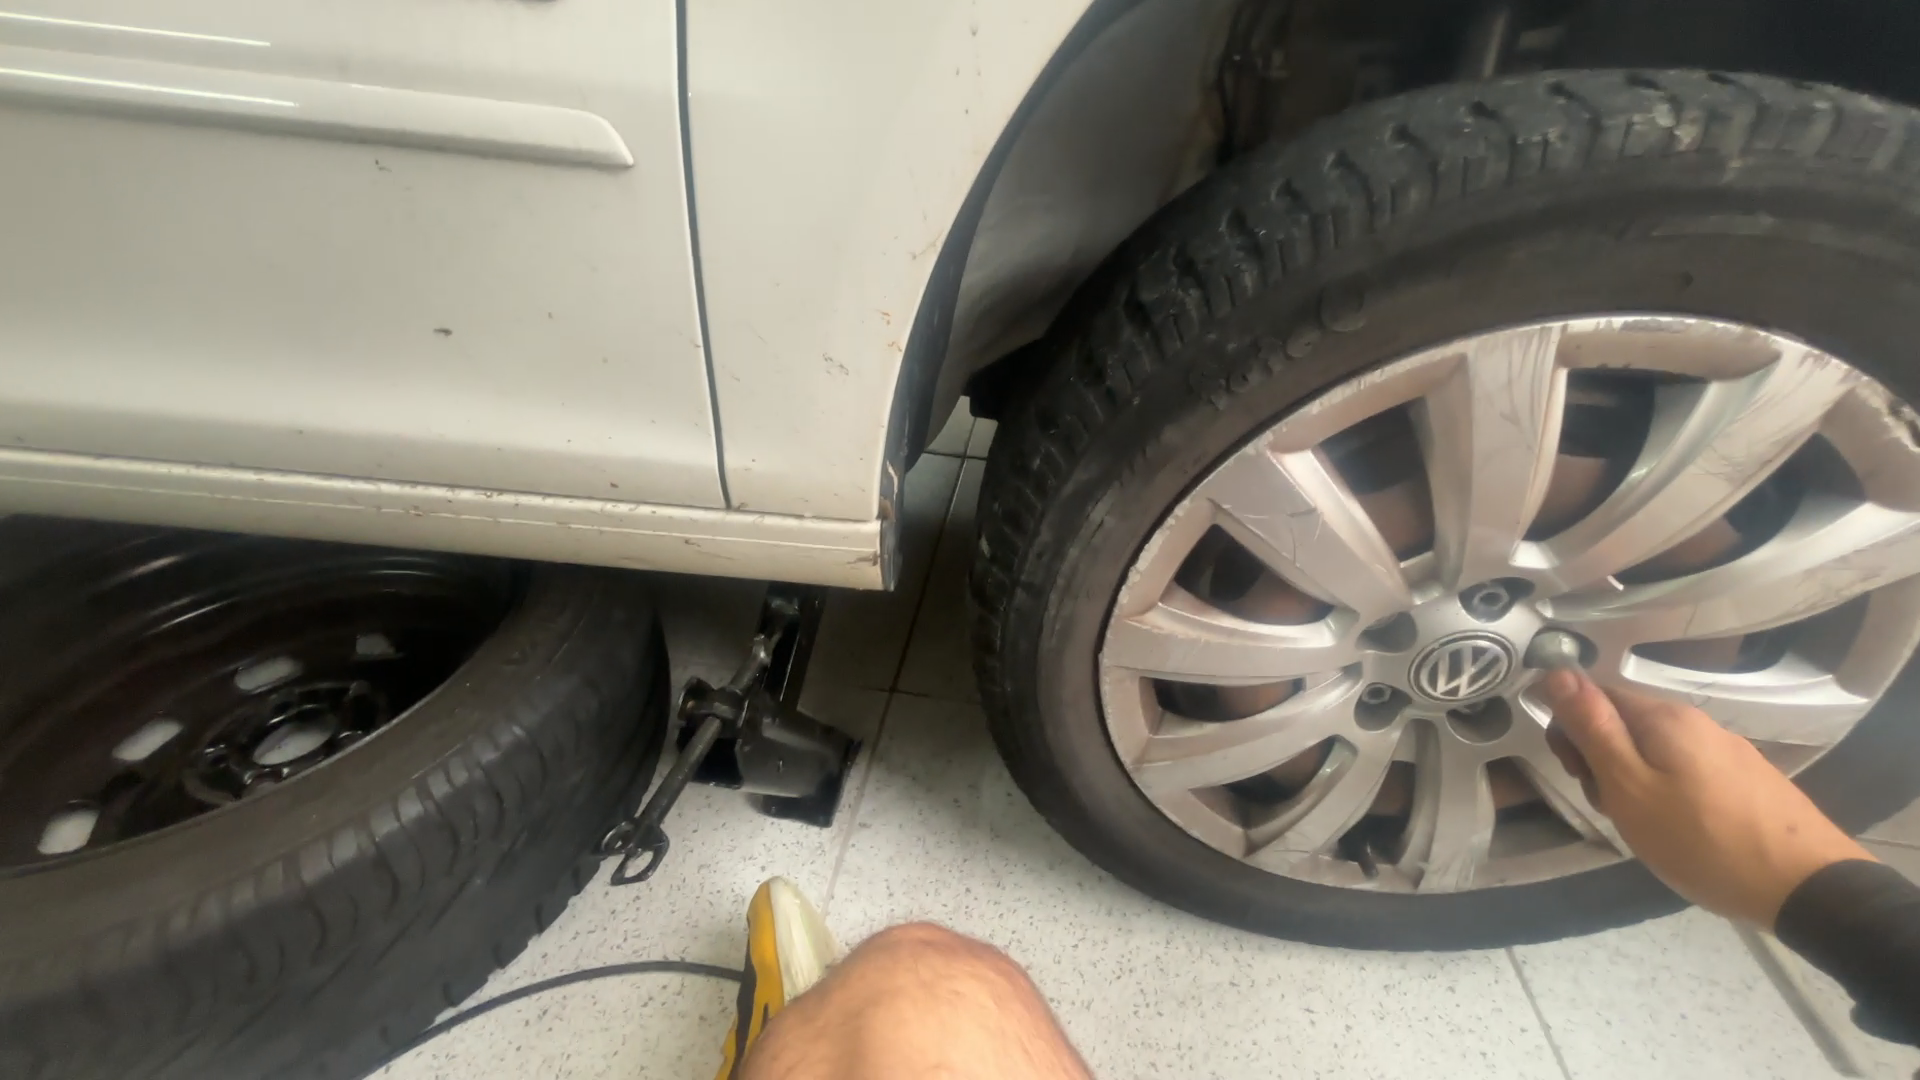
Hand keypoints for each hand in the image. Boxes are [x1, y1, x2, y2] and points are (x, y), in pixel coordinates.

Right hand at [1539, 670, 1872, 928]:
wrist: (1813, 894)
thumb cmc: (1701, 838)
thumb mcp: (1626, 783)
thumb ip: (1590, 726)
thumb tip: (1557, 672)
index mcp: (1664, 717)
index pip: (1590, 695)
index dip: (1570, 729)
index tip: (1577, 772)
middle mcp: (1697, 723)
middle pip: (1622, 724)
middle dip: (1600, 758)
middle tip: (1609, 804)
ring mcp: (1730, 753)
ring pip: (1653, 751)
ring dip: (1631, 779)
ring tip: (1643, 823)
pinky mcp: (1750, 781)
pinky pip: (1686, 772)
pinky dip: (1667, 793)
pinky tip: (1679, 828)